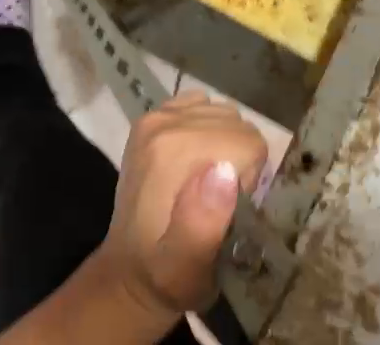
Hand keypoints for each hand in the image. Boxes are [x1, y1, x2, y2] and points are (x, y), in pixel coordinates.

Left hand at [93, 91, 269, 319]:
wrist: (129, 271)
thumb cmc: (167, 275)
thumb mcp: (189, 266)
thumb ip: (205, 223)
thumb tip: (226, 172)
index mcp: (173, 152)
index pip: (249, 142)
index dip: (251, 178)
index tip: (232, 207)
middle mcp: (162, 123)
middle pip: (236, 122)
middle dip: (241, 159)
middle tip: (221, 199)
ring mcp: (154, 116)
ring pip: (223, 112)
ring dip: (227, 143)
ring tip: (210, 181)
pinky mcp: (151, 119)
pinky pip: (200, 104)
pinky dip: (210, 128)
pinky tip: (199, 160)